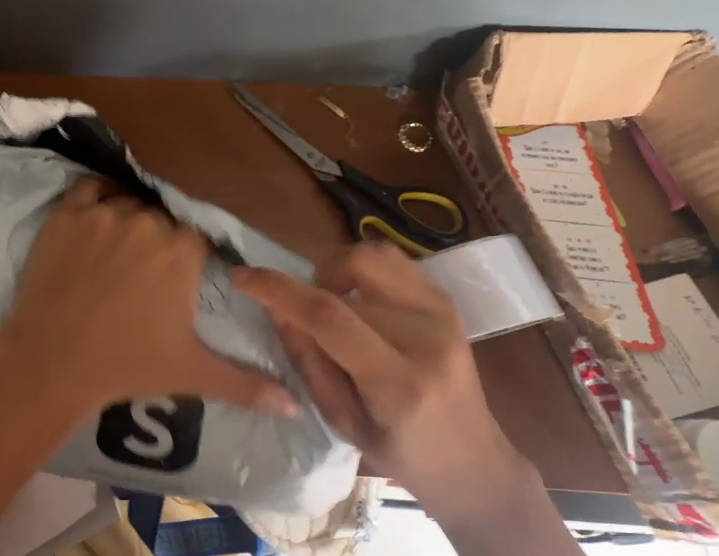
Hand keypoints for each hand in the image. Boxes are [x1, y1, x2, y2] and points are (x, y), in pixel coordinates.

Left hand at [0, 179, 299, 420]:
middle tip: (148, 268)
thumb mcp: (192, 373)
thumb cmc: (126, 365)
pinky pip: (90, 188)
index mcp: (182, 251)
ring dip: (130, 217)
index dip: (191, 254)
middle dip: (160, 238)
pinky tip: (99, 210)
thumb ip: (246, 384)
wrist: (52, 361)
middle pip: (162, 217)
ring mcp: (103, 213)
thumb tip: (295, 407)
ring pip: (128, 202)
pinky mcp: (66, 214)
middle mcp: (147, 221)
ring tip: (122, 245)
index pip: (197, 237)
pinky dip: (98, 195)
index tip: (183, 273)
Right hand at [233, 243, 536, 519]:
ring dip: (340, 270)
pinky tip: (361, 297)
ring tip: (337, 301)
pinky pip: (393, 259)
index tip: (245, 276)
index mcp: (399, 382)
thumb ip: (306, 360)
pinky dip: (363, 269)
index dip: (280, 290)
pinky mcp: (449, 300)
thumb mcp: (341, 420)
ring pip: (372, 255)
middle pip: (352, 273)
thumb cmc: (399, 451)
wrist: (473, 463)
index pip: (330, 316)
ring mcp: (444, 314)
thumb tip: (276, 307)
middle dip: (315, 282)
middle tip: (310, 309)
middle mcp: (428, 338)